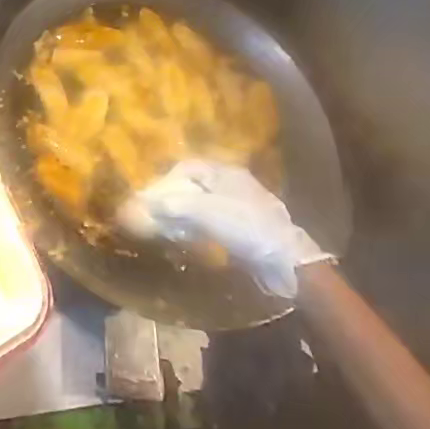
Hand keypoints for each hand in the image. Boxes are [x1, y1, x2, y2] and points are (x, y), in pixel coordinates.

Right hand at [116, 159, 331, 297]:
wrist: (285, 261)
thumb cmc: (244, 227)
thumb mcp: (205, 212)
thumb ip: (173, 204)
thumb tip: (144, 202)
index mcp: (225, 173)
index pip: (188, 167)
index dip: (165, 180)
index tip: (149, 198)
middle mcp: (232, 184)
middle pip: (193, 185)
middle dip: (172, 198)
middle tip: (154, 213)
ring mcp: (239, 206)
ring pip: (202, 204)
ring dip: (182, 214)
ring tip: (165, 227)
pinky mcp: (243, 228)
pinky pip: (211, 221)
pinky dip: (194, 226)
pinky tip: (186, 237)